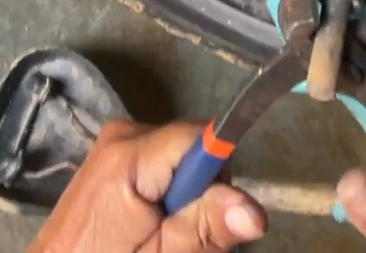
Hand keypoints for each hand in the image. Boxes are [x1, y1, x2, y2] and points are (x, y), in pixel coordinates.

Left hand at [30, 120, 268, 252]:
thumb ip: (203, 228)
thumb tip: (253, 208)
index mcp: (130, 154)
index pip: (201, 136)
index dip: (218, 175)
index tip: (211, 215)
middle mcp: (123, 131)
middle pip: (193, 145)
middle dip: (202, 188)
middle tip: (184, 234)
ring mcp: (115, 138)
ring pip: (180, 153)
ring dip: (184, 191)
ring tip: (162, 231)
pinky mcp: (113, 149)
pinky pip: (160, 157)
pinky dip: (166, 187)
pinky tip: (149, 220)